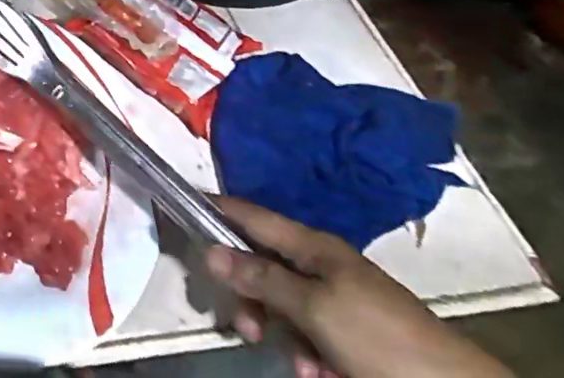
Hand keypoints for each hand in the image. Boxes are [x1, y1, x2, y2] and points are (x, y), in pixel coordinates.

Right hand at [206, 198, 513, 377]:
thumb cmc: (380, 338)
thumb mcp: (314, 307)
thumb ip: (261, 277)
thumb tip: (210, 248)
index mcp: (313, 246)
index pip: (253, 215)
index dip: (219, 208)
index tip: (184, 203)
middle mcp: (321, 265)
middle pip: (263, 267)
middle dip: (251, 298)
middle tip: (247, 329)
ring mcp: (338, 300)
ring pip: (284, 308)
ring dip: (284, 337)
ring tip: (304, 369)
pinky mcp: (351, 335)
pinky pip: (310, 337)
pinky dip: (309, 356)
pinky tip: (321, 376)